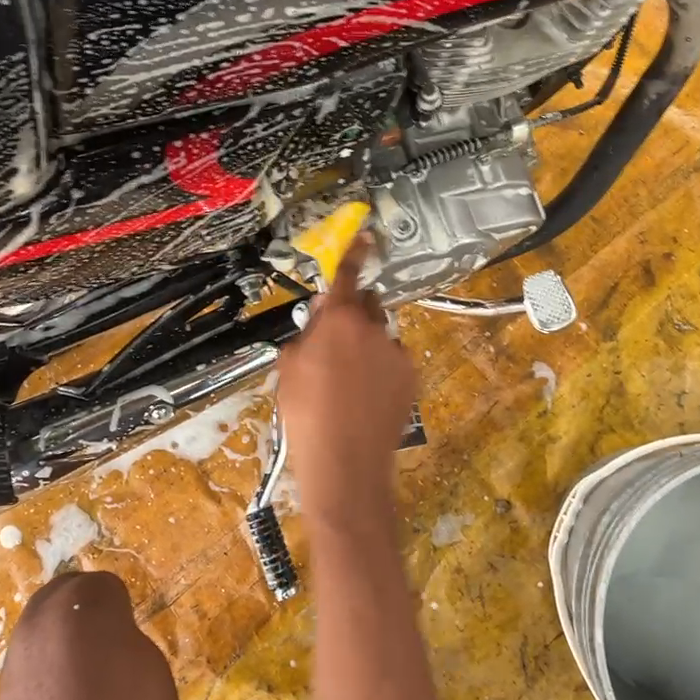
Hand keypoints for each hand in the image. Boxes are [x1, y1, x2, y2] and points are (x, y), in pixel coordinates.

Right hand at [275, 238, 417, 535]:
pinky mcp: (411, 375)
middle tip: (335, 342)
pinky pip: (394, 360)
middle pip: (366, 304)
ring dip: (368, 345)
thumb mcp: (288, 369)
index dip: (355, 251)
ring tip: (350, 381)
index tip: (366, 235)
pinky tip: (368, 397)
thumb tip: (319, 318)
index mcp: (338, 319)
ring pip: (380, 335)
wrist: (345, 464)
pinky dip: (383, 369)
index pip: (347, 274)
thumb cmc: (304, 415)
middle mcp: (372, 327)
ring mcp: (396, 351)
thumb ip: (306, 335)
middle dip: (353, 314)